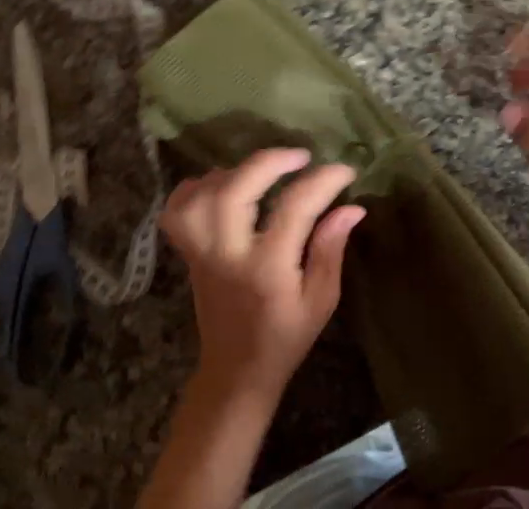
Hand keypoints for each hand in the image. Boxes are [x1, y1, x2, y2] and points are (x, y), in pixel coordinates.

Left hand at [161, 148, 366, 396]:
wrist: (235, 371)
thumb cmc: (286, 337)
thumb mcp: (321, 300)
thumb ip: (331, 250)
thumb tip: (351, 207)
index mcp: (267, 269)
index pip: (295, 208)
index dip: (323, 181)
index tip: (345, 171)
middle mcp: (228, 256)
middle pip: (234, 191)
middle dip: (269, 162)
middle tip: (299, 156)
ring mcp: (201, 254)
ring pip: (200, 197)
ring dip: (232, 172)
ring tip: (260, 171)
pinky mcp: (188, 254)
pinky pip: (177, 211)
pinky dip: (195, 188)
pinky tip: (222, 186)